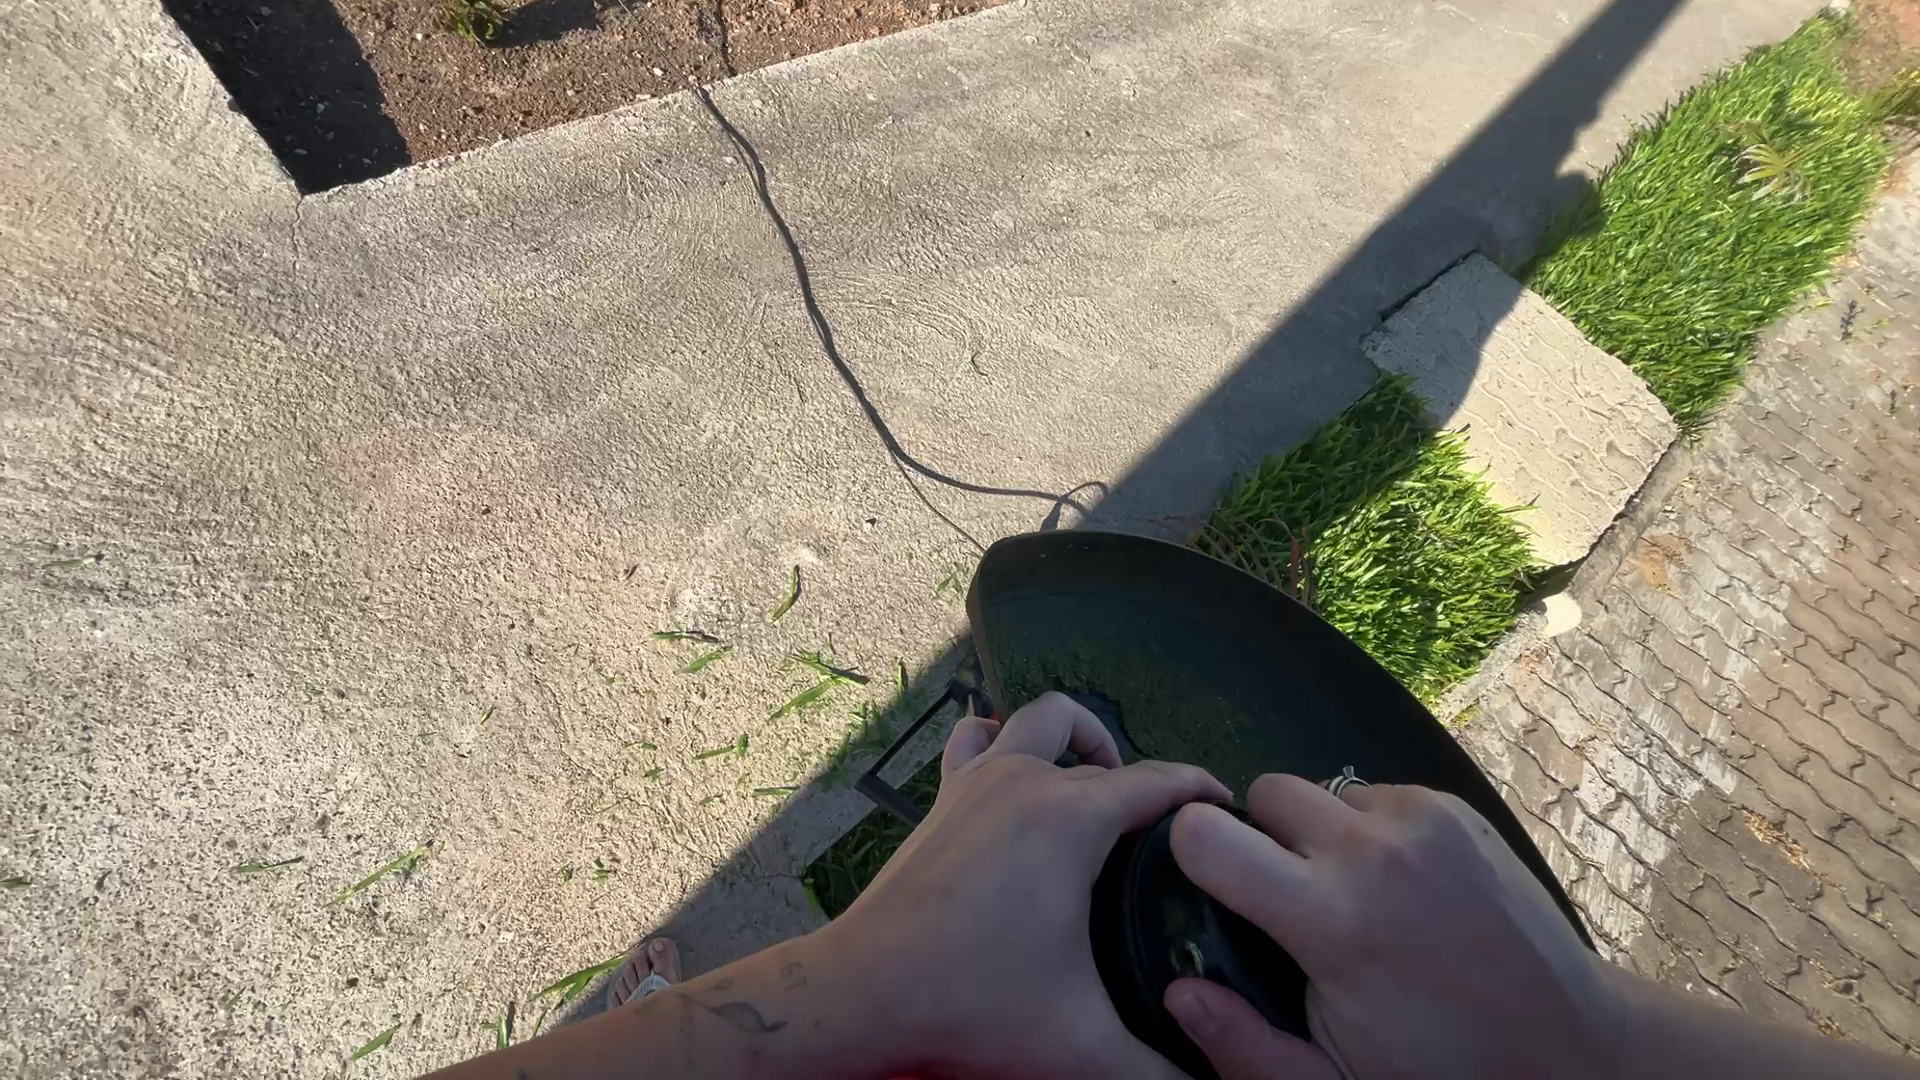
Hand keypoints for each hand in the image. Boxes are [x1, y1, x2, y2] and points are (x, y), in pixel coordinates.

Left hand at [820, 692, 1229, 1078]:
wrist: (868, 987)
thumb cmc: (976, 1002)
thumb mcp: (1083, 1045)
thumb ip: (1161, 1071)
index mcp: (1070, 817)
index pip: (1158, 783)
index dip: (1202, 789)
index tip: (1229, 808)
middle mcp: (1026, 778)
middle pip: (1101, 750)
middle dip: (1139, 774)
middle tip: (1156, 829)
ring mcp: (979, 776)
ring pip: (1037, 718)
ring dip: (1072, 736)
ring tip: (1091, 784)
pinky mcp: (946, 790)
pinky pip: (975, 738)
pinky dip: (1002, 740)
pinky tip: (1012, 776)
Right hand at [1164, 775, 1623, 1079]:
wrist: (1585, 1054)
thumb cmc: (1442, 1073)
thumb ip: (1245, 1046)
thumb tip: (1177, 990)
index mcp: (1331, 921)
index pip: (1205, 834)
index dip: (1195, 851)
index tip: (1218, 884)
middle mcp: (1370, 850)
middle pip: (1262, 792)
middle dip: (1265, 835)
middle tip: (1296, 895)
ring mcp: (1416, 817)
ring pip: (1315, 790)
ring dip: (1316, 832)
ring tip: (1355, 890)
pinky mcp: (1447, 804)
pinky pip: (1363, 793)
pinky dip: (1363, 828)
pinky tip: (1399, 880)